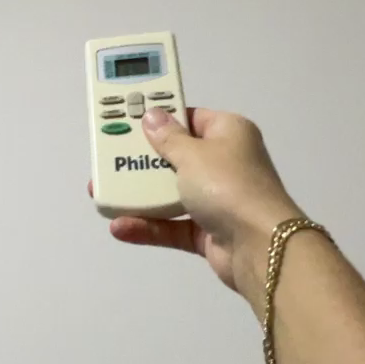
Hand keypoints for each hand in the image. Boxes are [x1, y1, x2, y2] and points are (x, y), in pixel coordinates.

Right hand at [102, 107, 301, 313]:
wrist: (261, 247)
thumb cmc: (228, 186)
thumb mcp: (192, 154)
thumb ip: (167, 137)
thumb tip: (153, 116)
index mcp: (229, 133)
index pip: (191, 119)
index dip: (161, 119)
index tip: (129, 122)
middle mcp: (226, 163)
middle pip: (176, 156)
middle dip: (141, 160)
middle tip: (106, 158)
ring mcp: (218, 199)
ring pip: (171, 192)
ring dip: (140, 195)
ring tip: (104, 194)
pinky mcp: (210, 230)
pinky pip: (173, 224)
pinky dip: (149, 225)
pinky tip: (120, 226)